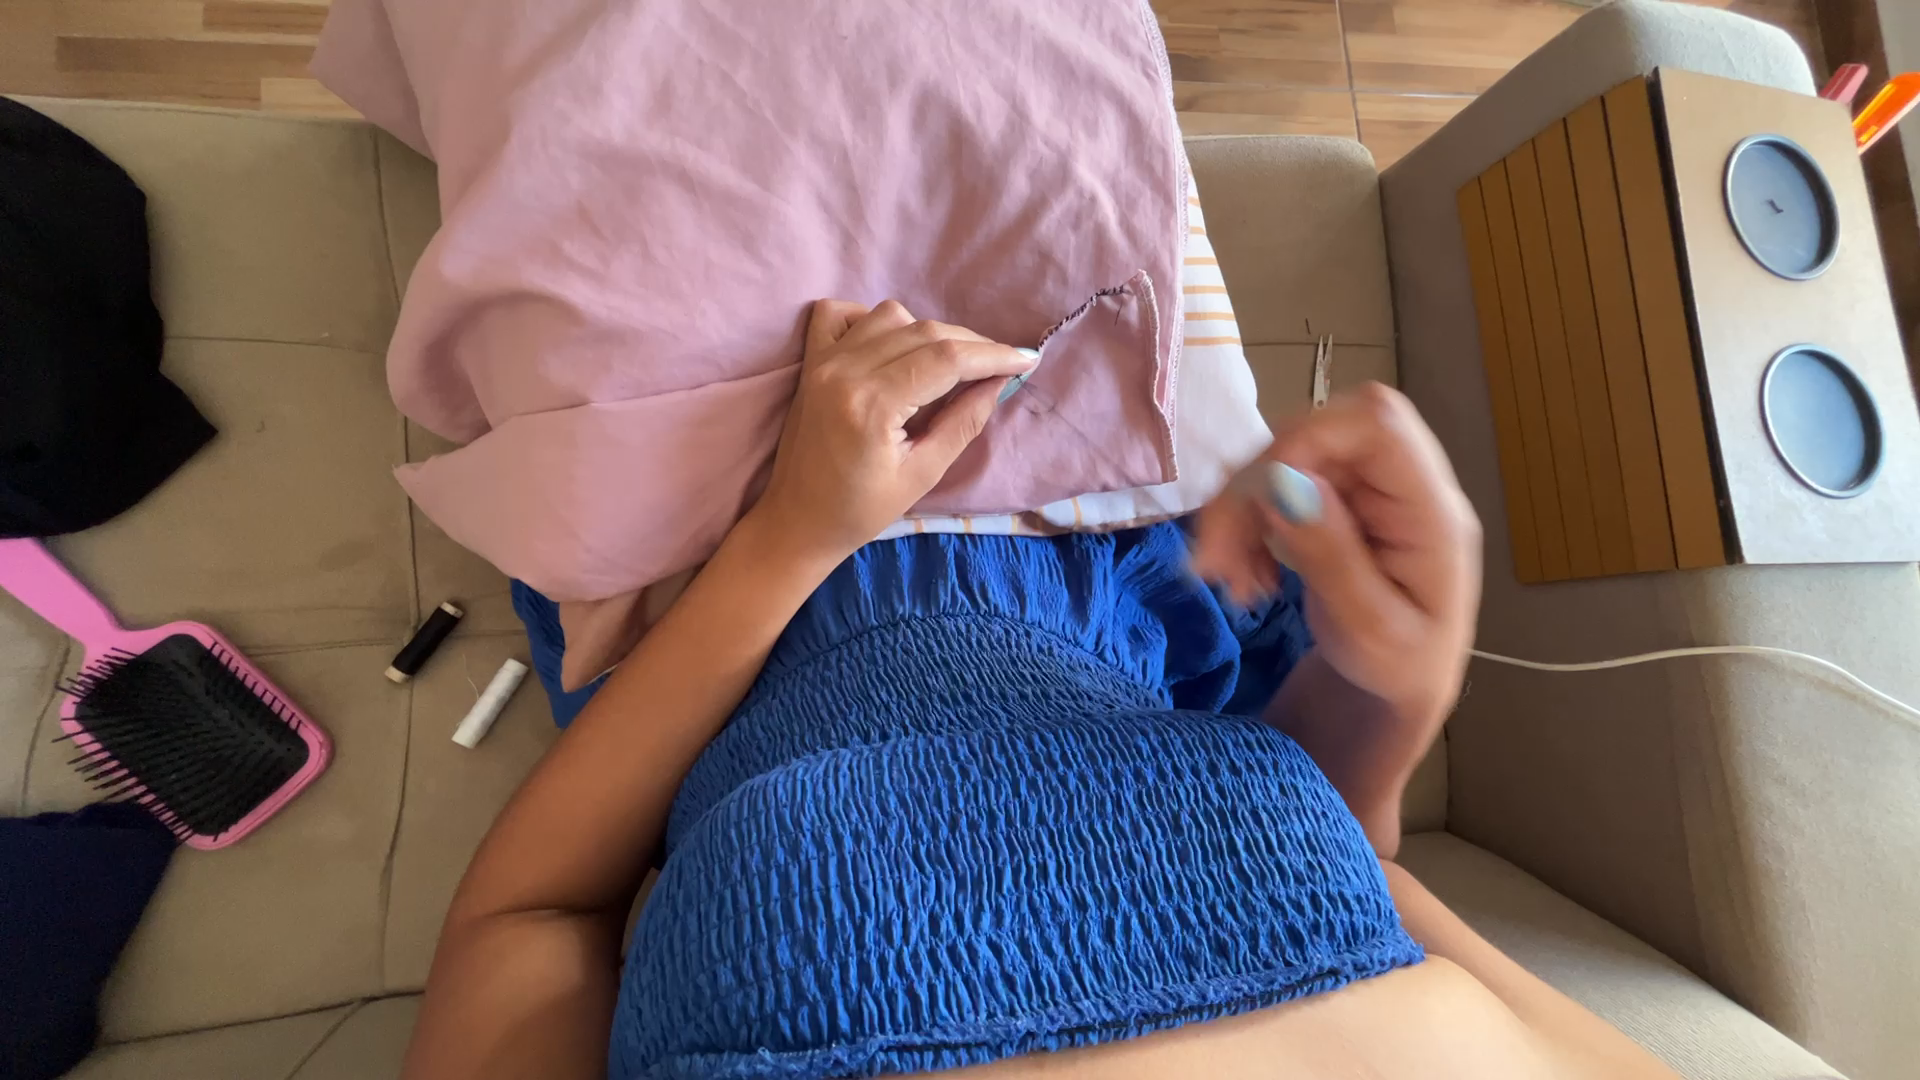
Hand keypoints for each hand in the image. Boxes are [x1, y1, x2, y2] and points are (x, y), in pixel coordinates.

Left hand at [747, 299, 1035, 563]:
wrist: (797, 522)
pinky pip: (841, 313)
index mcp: (872, 405)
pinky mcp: (810, 362)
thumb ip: (963, 422)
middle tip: (1001, 364)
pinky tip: (892, 347)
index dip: (993, 355)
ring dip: (928, 332)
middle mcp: (844, 371)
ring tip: (948, 364)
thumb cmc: (861, 510)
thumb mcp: (923, 475)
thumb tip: (999, 381)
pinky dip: (873, 320)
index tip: (1026, 359)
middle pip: (924, 332)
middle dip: (972, 344)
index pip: (946, 359)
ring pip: (890, 316)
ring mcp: (822, 362)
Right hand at [1191, 384, 1482, 722]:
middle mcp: (1396, 486)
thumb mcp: (1368, 628)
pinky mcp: (1333, 501)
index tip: (1257, 497)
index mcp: (1429, 511)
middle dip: (1251, 489)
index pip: (1375, 425)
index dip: (1306, 439)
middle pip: (1312, 439)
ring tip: (1226, 577)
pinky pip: (1273, 488)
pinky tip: (1243, 571)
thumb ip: (1331, 556)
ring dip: (1237, 514)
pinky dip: (1242, 525)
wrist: (1394, 684)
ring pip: (1281, 462)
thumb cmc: (1397, 666)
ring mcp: (1363, 491)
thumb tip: (1285, 485)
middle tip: (1215, 558)